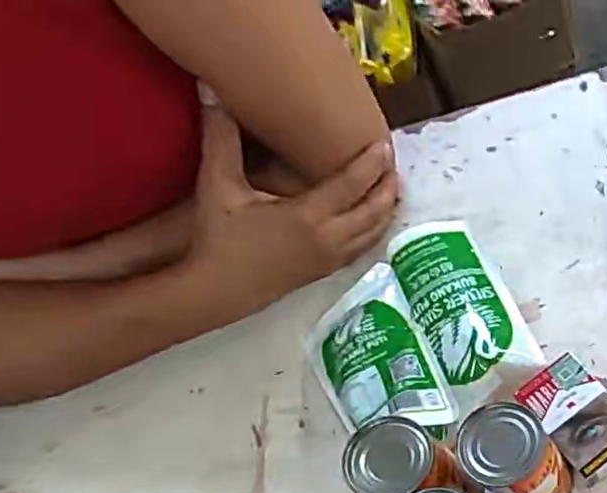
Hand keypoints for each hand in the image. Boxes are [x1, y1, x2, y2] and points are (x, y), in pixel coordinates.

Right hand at [185, 107, 397, 310]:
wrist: (223, 289)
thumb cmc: (220, 238)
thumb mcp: (219, 185)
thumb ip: (221, 138)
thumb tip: (211, 89)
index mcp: (309, 217)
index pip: (350, 186)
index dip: (370, 165)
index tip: (384, 145)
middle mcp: (329, 239)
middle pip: (372, 212)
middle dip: (386, 188)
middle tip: (395, 164)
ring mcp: (332, 258)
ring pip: (372, 233)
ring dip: (385, 210)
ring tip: (392, 188)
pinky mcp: (329, 270)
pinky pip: (363, 247)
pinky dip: (375, 230)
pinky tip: (376, 220)